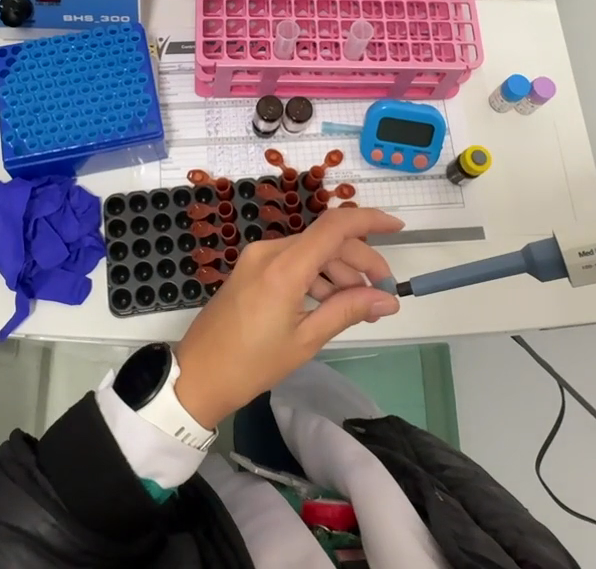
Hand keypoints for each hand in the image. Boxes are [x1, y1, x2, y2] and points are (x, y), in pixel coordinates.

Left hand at [172, 204, 404, 427]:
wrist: (197, 376)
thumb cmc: (252, 364)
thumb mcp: (306, 340)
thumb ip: (348, 310)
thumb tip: (389, 299)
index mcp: (284, 267)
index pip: (334, 227)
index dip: (369, 220)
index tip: (397, 227)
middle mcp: (270, 251)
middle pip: (326, 239)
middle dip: (360, 259)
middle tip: (382, 292)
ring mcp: (257, 257)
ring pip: (311, 249)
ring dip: (339, 269)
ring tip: (359, 304)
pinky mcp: (251, 268)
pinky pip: (294, 260)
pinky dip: (317, 274)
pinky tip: (330, 300)